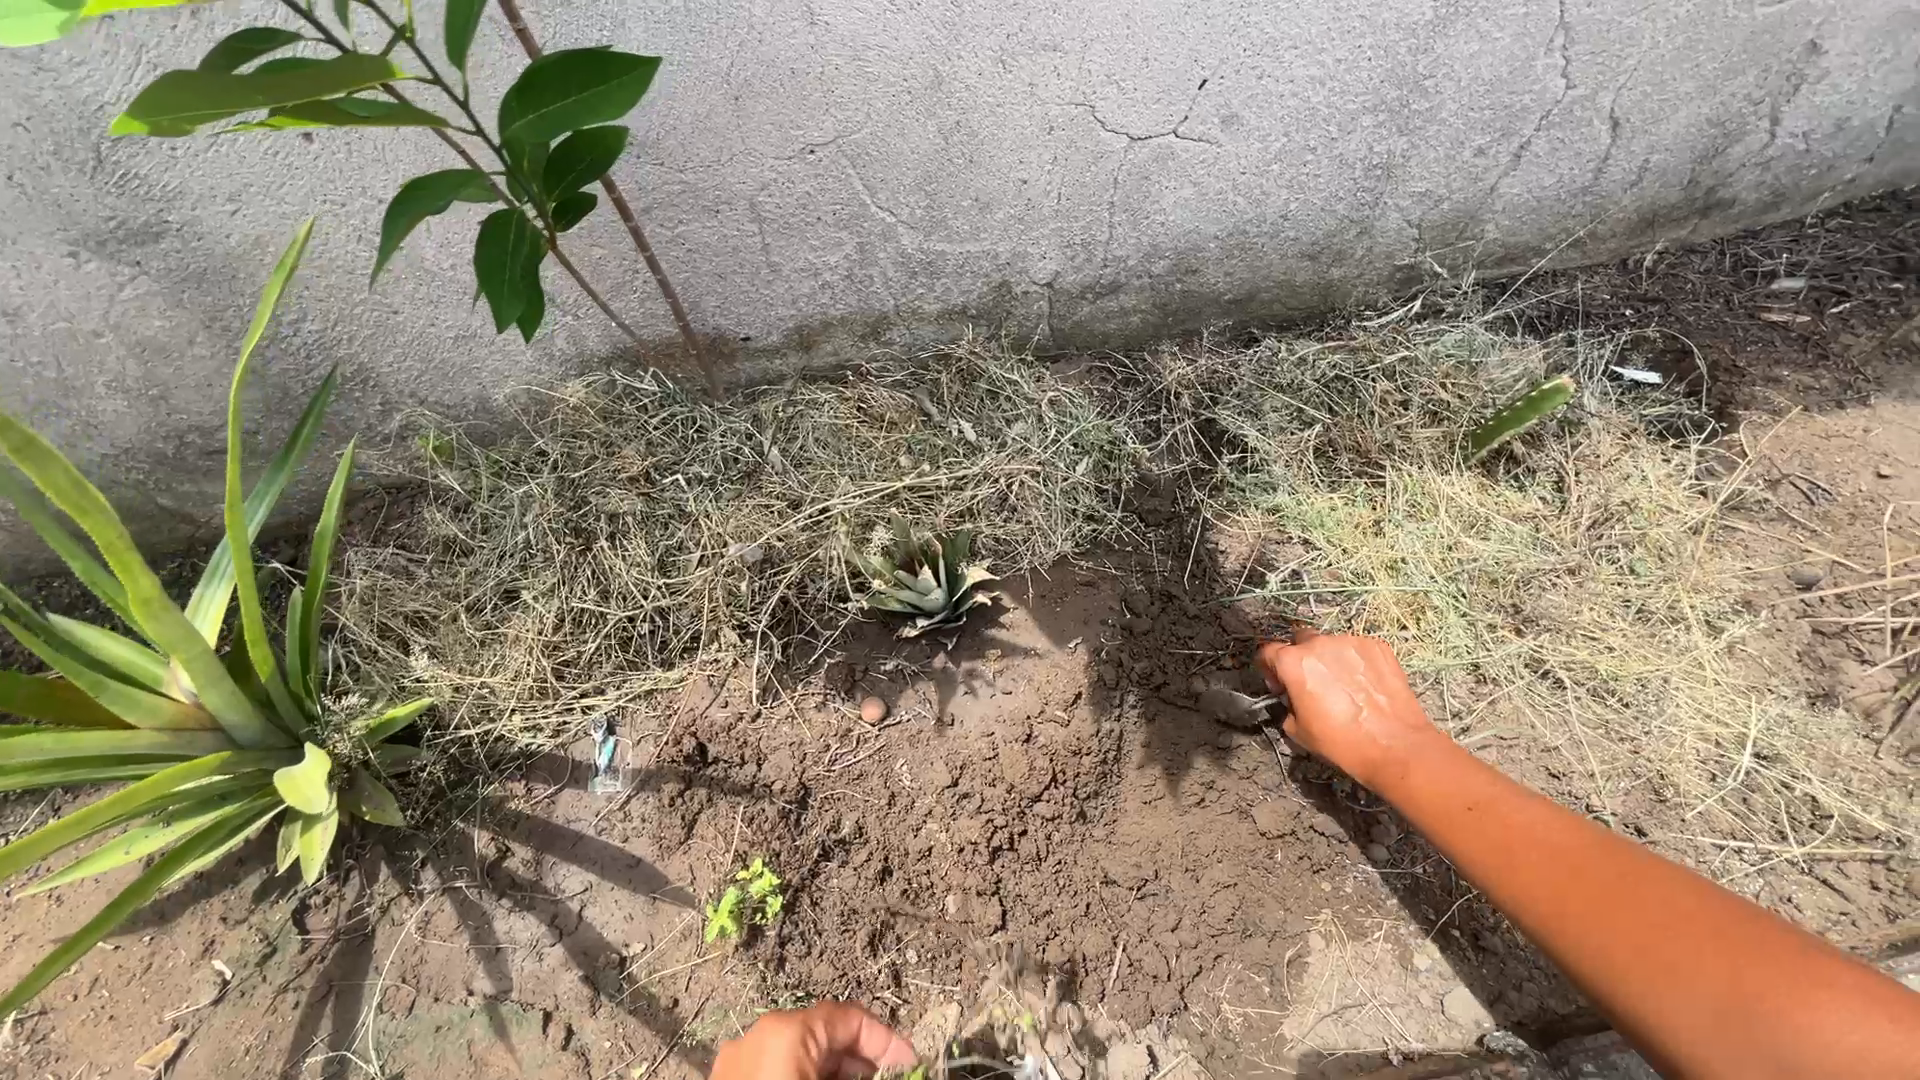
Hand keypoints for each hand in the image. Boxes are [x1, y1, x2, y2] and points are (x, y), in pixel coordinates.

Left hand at [710, 1001, 916, 1079]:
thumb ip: (871, 1079)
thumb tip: (907, 1071)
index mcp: (788, 1030)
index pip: (851, 1018)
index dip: (887, 1042)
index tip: (912, 1066)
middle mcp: (760, 1036)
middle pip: (826, 1037)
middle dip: (862, 1062)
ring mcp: (738, 1065)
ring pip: (802, 1057)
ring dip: (837, 1075)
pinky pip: (778, 1074)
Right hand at [1253, 628, 1450, 790]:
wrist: (1395, 747)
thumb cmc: (1343, 741)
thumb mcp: (1297, 730)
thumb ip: (1287, 705)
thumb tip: (1293, 700)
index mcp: (1293, 662)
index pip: (1268, 652)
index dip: (1269, 669)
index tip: (1279, 684)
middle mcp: (1319, 644)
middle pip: (1300, 641)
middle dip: (1301, 659)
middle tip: (1311, 683)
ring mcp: (1351, 642)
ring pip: (1330, 644)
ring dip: (1330, 659)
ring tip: (1343, 686)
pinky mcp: (1377, 647)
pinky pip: (1357, 649)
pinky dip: (1355, 662)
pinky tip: (1363, 685)